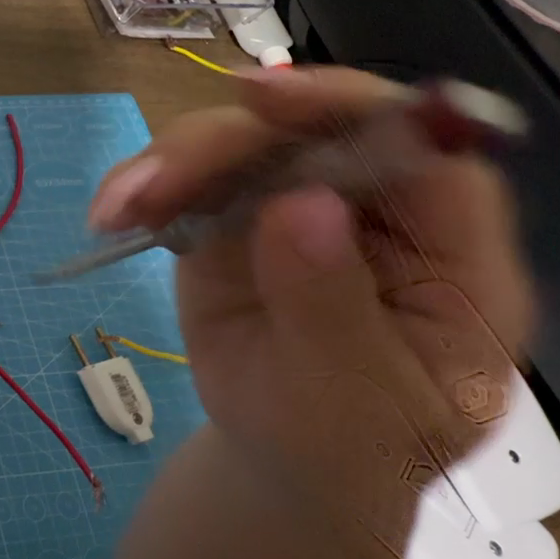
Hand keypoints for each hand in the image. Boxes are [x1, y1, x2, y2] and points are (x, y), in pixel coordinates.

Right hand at [86, 68, 531, 558]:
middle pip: (304, 130)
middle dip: (219, 145)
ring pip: (232, 141)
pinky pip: (182, 176)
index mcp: (448, 255)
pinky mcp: (228, 213)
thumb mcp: (353, 400)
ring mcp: (294, 203)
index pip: (420, 148)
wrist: (283, 460)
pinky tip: (110, 219)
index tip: (264, 98)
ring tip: (116, 213)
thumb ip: (332, 306)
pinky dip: (139, 188)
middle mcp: (373, 209)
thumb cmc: (344, 446)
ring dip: (165, 165)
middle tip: (151, 189)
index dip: (348, 106)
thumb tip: (302, 202)